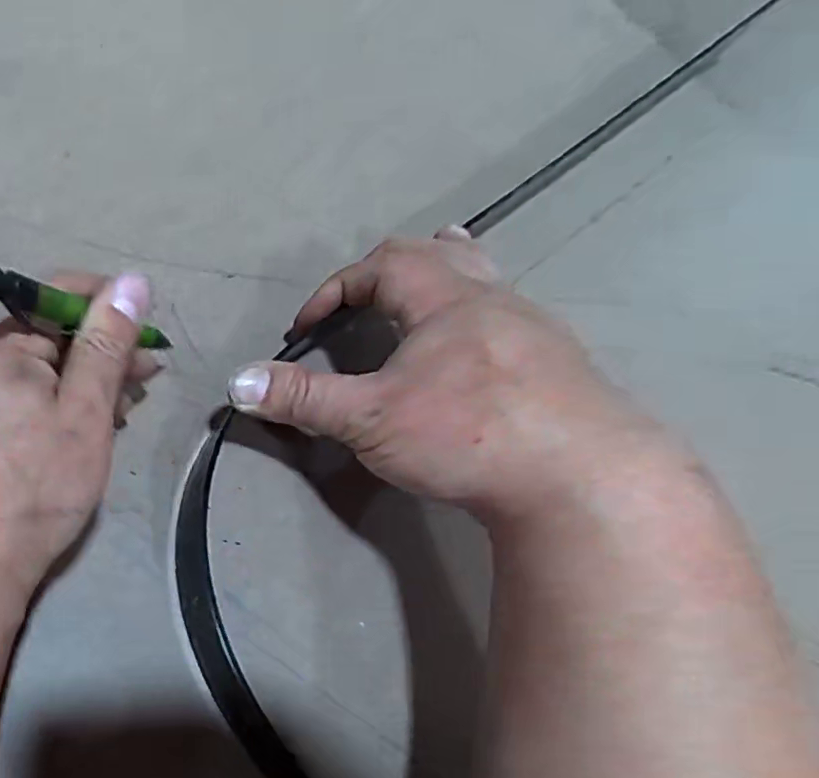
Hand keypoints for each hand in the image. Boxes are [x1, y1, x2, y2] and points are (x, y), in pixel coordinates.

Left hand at [0, 273, 158, 592]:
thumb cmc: (41, 485)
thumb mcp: (85, 411)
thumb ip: (106, 344)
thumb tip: (130, 281)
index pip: (55, 297)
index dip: (107, 307)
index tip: (145, 339)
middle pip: (47, 336)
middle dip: (100, 352)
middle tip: (145, 379)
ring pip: (38, 371)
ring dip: (84, 382)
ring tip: (123, 409)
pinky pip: (21, 399)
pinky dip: (56, 405)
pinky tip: (86, 427)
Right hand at [228, 228, 679, 524]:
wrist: (581, 479)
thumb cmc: (465, 434)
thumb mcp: (366, 418)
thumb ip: (300, 398)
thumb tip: (237, 381)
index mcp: (451, 304)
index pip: (387, 264)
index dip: (335, 289)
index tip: (306, 329)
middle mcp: (498, 306)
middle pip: (446, 257)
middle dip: (392, 269)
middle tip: (362, 293)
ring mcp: (534, 335)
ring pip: (481, 287)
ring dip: (437, 288)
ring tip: (415, 304)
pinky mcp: (553, 369)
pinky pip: (501, 323)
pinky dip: (465, 323)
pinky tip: (460, 358)